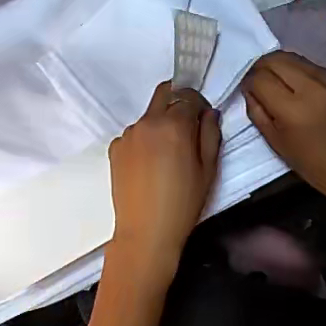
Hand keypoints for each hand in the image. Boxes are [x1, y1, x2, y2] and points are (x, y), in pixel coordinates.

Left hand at [107, 82, 220, 278]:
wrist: (146, 232)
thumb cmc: (182, 205)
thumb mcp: (209, 170)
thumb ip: (211, 134)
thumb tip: (208, 115)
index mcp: (174, 125)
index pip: (188, 95)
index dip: (199, 103)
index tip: (203, 117)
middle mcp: (148, 123)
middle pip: (164, 93)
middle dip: (178, 101)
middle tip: (187, 125)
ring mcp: (128, 135)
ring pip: (148, 116)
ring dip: (160, 123)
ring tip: (168, 155)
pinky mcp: (115, 149)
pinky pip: (134, 135)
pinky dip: (144, 141)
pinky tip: (151, 166)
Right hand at [242, 52, 325, 211]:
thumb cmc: (313, 165)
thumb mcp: (276, 143)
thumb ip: (258, 112)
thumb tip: (250, 89)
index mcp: (293, 110)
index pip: (260, 79)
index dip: (249, 83)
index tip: (248, 91)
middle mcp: (313, 88)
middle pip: (276, 60)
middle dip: (261, 68)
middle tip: (259, 83)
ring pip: (294, 58)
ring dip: (280, 67)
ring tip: (278, 84)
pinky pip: (312, 66)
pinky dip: (299, 73)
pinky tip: (300, 90)